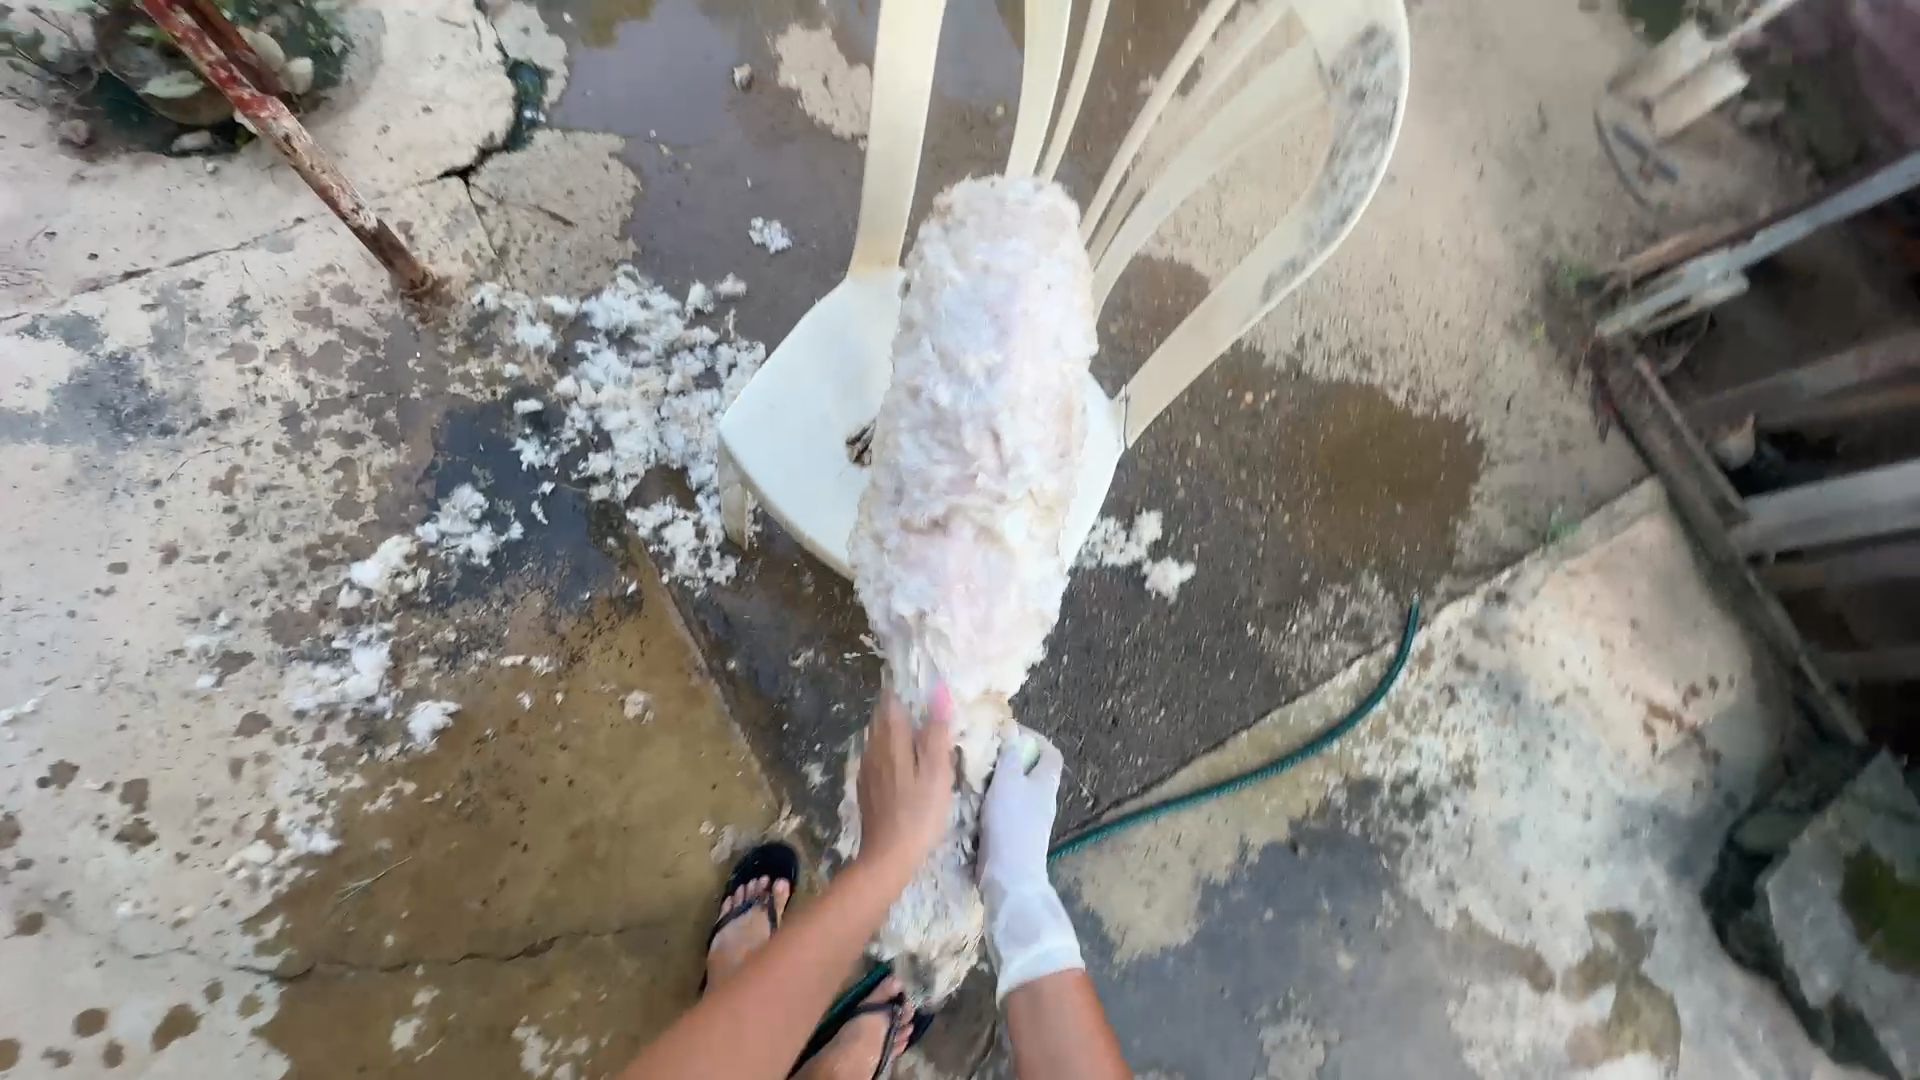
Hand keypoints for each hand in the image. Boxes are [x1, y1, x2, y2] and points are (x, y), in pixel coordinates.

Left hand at [854, 681, 954, 882]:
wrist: (887, 856)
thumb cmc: (918, 813)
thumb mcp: (936, 772)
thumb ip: (936, 732)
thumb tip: (938, 693)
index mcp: (890, 741)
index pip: (891, 702)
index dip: (902, 690)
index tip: (917, 686)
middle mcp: (873, 749)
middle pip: (882, 718)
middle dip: (897, 707)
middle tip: (919, 705)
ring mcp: (866, 768)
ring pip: (877, 736)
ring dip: (892, 727)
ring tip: (914, 729)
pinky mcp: (866, 786)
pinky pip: (876, 754)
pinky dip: (888, 748)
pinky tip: (901, 760)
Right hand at [979, 726, 1061, 886]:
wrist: (1010, 875)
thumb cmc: (1011, 821)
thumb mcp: (1007, 779)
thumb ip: (1009, 753)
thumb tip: (1013, 729)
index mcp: (1046, 782)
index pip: (1050, 752)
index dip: (1033, 738)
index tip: (1009, 733)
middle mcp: (1043, 799)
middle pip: (1032, 770)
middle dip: (1011, 758)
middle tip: (987, 753)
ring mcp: (1031, 819)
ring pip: (1017, 790)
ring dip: (999, 780)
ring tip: (976, 774)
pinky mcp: (1016, 835)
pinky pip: (1007, 809)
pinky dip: (992, 801)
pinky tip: (975, 801)